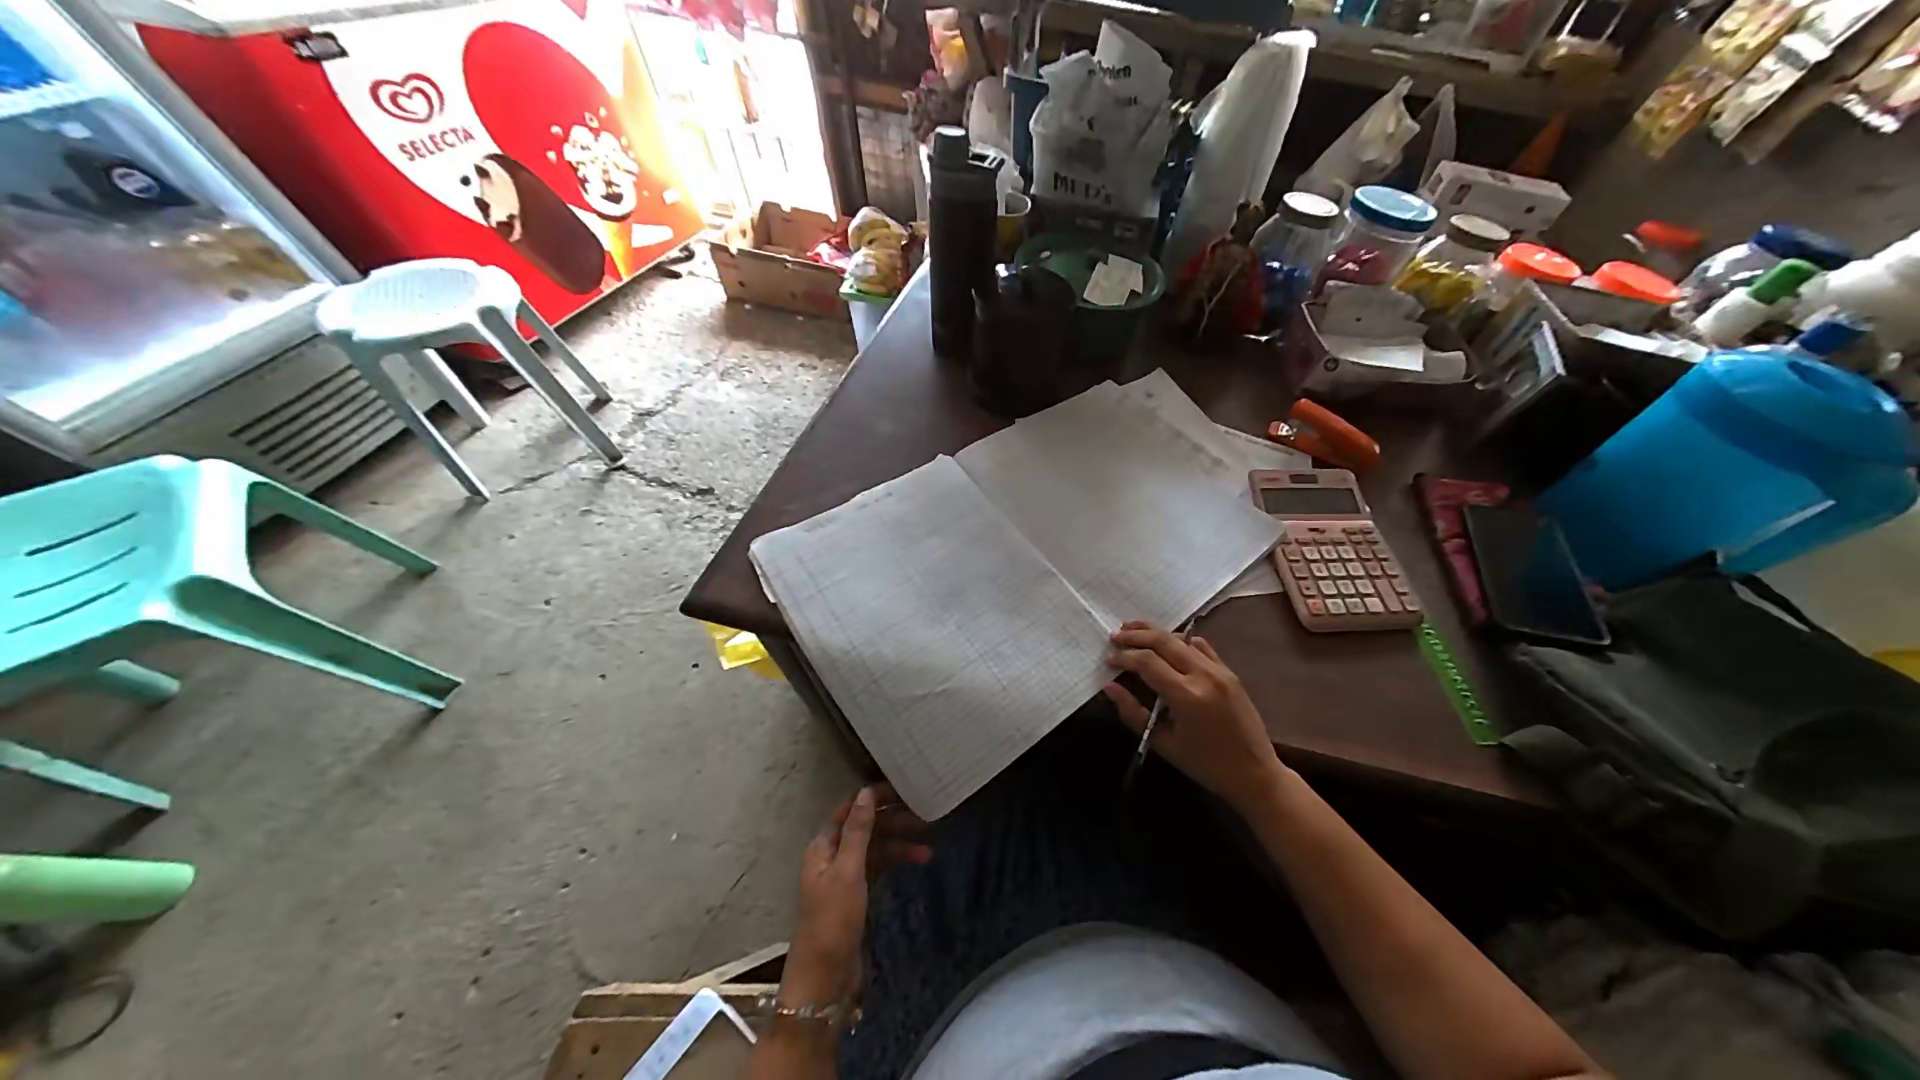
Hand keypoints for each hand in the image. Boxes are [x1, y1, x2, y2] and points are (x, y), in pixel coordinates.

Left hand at [781, 784, 931, 1008]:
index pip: (850, 809)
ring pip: (876, 848)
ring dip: (899, 843)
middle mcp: (832, 856)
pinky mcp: (857, 895)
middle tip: (925, 816)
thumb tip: (865, 792)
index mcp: (823, 845)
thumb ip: (857, 831)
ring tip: (929, 844)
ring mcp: (845, 876)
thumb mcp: (847, 871)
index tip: (904, 788)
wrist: (826, 977)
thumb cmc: (833, 919)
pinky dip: (897, 861)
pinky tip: (919, 861)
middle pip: (865, 827)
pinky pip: (879, 867)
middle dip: (893, 820)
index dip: (874, 797)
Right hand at [1104, 620, 1290, 814]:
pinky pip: (1202, 647)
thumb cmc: (1205, 764)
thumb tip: (1109, 687)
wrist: (1254, 773)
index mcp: (1186, 695)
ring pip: (1182, 640)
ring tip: (1134, 629)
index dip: (1124, 656)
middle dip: (1136, 635)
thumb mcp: (1163, 743)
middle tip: (1115, 635)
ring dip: (1156, 633)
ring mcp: (1220, 671)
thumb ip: (1133, 712)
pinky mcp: (1230, 673)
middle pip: (1163, 641)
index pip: (1147, 662)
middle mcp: (1204, 675)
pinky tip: (1169, 642)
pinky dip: (1182, 641)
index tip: (1108, 658)